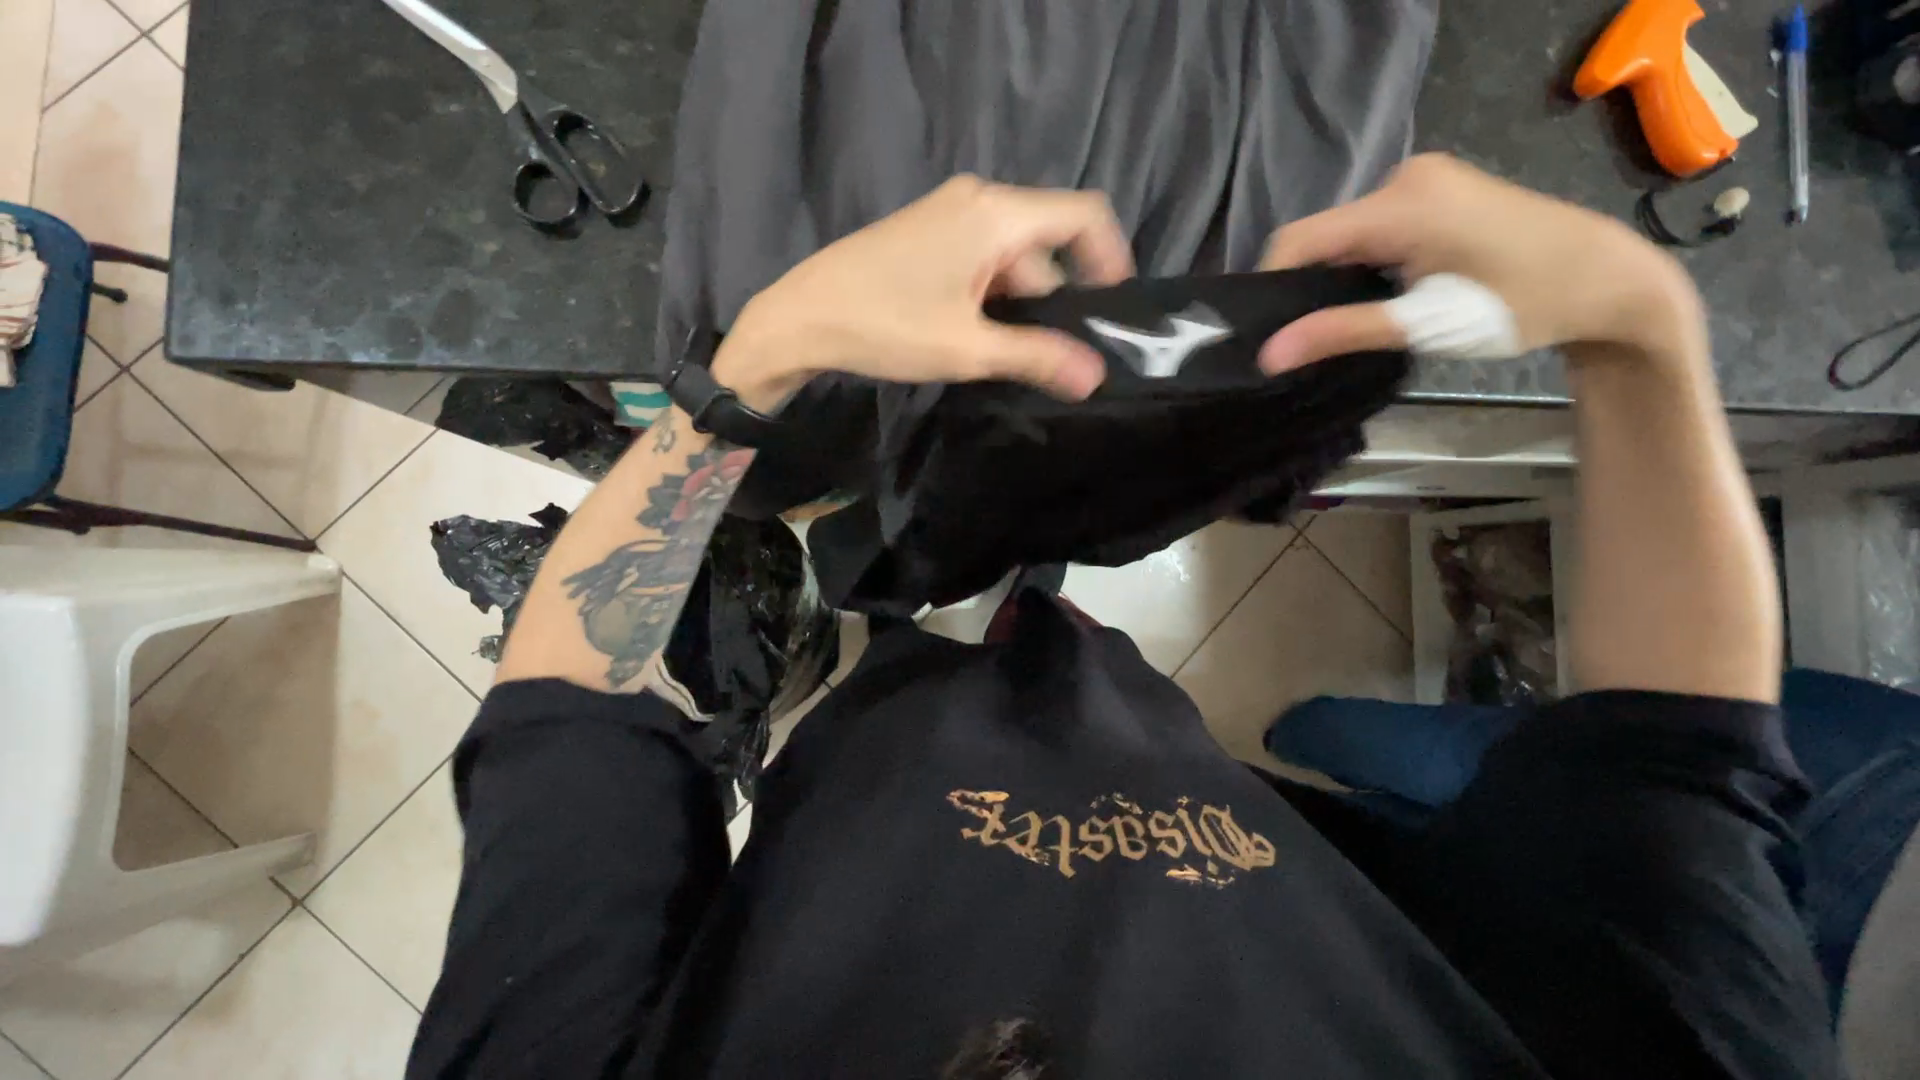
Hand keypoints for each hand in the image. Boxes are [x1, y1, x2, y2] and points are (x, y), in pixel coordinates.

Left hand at [709, 176, 1134, 410]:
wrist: (798, 318)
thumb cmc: (884, 326)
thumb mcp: (967, 348)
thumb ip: (1036, 357)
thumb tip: (1095, 377)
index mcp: (996, 214)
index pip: (1084, 216)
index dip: (1112, 260)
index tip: (1113, 313)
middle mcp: (979, 201)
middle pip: (1047, 246)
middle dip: (1056, 302)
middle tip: (1056, 362)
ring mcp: (950, 216)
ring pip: (1013, 260)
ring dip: (1020, 307)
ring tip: (1011, 359)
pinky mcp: (930, 235)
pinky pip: (983, 261)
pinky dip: (993, 298)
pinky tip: (980, 338)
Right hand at [1255, 154, 1703, 373]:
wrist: (1611, 283)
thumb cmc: (1523, 305)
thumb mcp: (1425, 325)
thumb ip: (1341, 332)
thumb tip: (1268, 355)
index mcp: (1401, 203)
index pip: (1300, 239)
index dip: (1273, 285)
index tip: (1269, 333)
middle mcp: (1406, 179)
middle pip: (1323, 236)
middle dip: (1308, 285)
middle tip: (1311, 339)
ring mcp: (1425, 181)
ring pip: (1347, 234)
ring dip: (1338, 276)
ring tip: (1345, 322)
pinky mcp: (1437, 191)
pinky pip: (1374, 227)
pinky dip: (1365, 262)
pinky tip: (1380, 294)